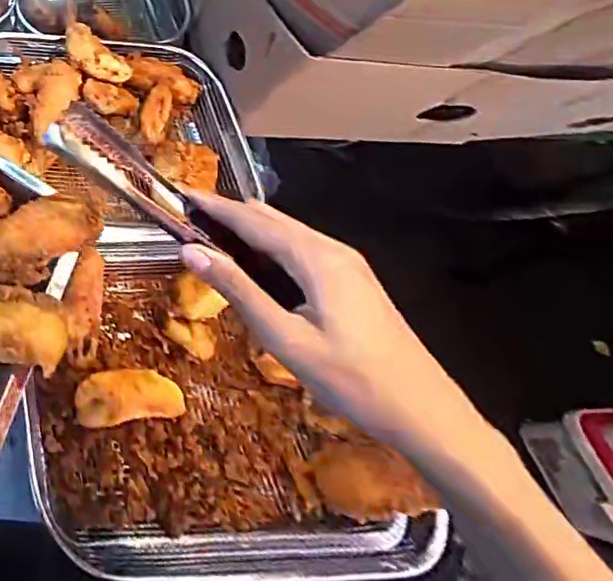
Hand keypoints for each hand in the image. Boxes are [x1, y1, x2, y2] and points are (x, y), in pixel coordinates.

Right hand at [180, 194, 612, 580]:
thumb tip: (191, 251)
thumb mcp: (286, 339)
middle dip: (227, 214)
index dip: (213, 205)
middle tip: (188, 219)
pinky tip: (256, 266)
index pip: (251, 220)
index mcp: (316, 258)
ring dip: (249, 230)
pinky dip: (270, 246)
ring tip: (212, 238)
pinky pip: (301, 248)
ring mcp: (349, 265)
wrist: (431, 418)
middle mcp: (333, 250)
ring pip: (287, 232)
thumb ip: (238, 290)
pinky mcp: (354, 281)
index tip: (180, 194)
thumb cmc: (355, 381)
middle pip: (270, 219)